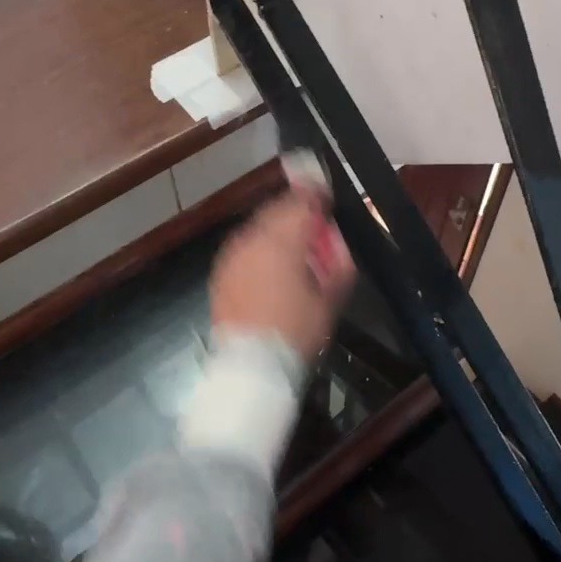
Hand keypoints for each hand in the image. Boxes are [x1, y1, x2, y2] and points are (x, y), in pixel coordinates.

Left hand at [210, 186, 355, 363]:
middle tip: (315, 222)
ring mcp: (232, 254)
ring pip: (259, 226)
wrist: (250, 368)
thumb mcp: (331, 298)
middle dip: (296, 210)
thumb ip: (338, 259)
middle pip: (278, 209)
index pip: (302, 201)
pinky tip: (272, 265)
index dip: (317, 193)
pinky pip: (245, 246)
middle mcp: (253, 239)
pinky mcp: (221, 271)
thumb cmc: (296, 333)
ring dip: (278, 228)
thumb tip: (336, 238)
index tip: (327, 194)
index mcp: (282, 242)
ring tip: (295, 247)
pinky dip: (260, 246)